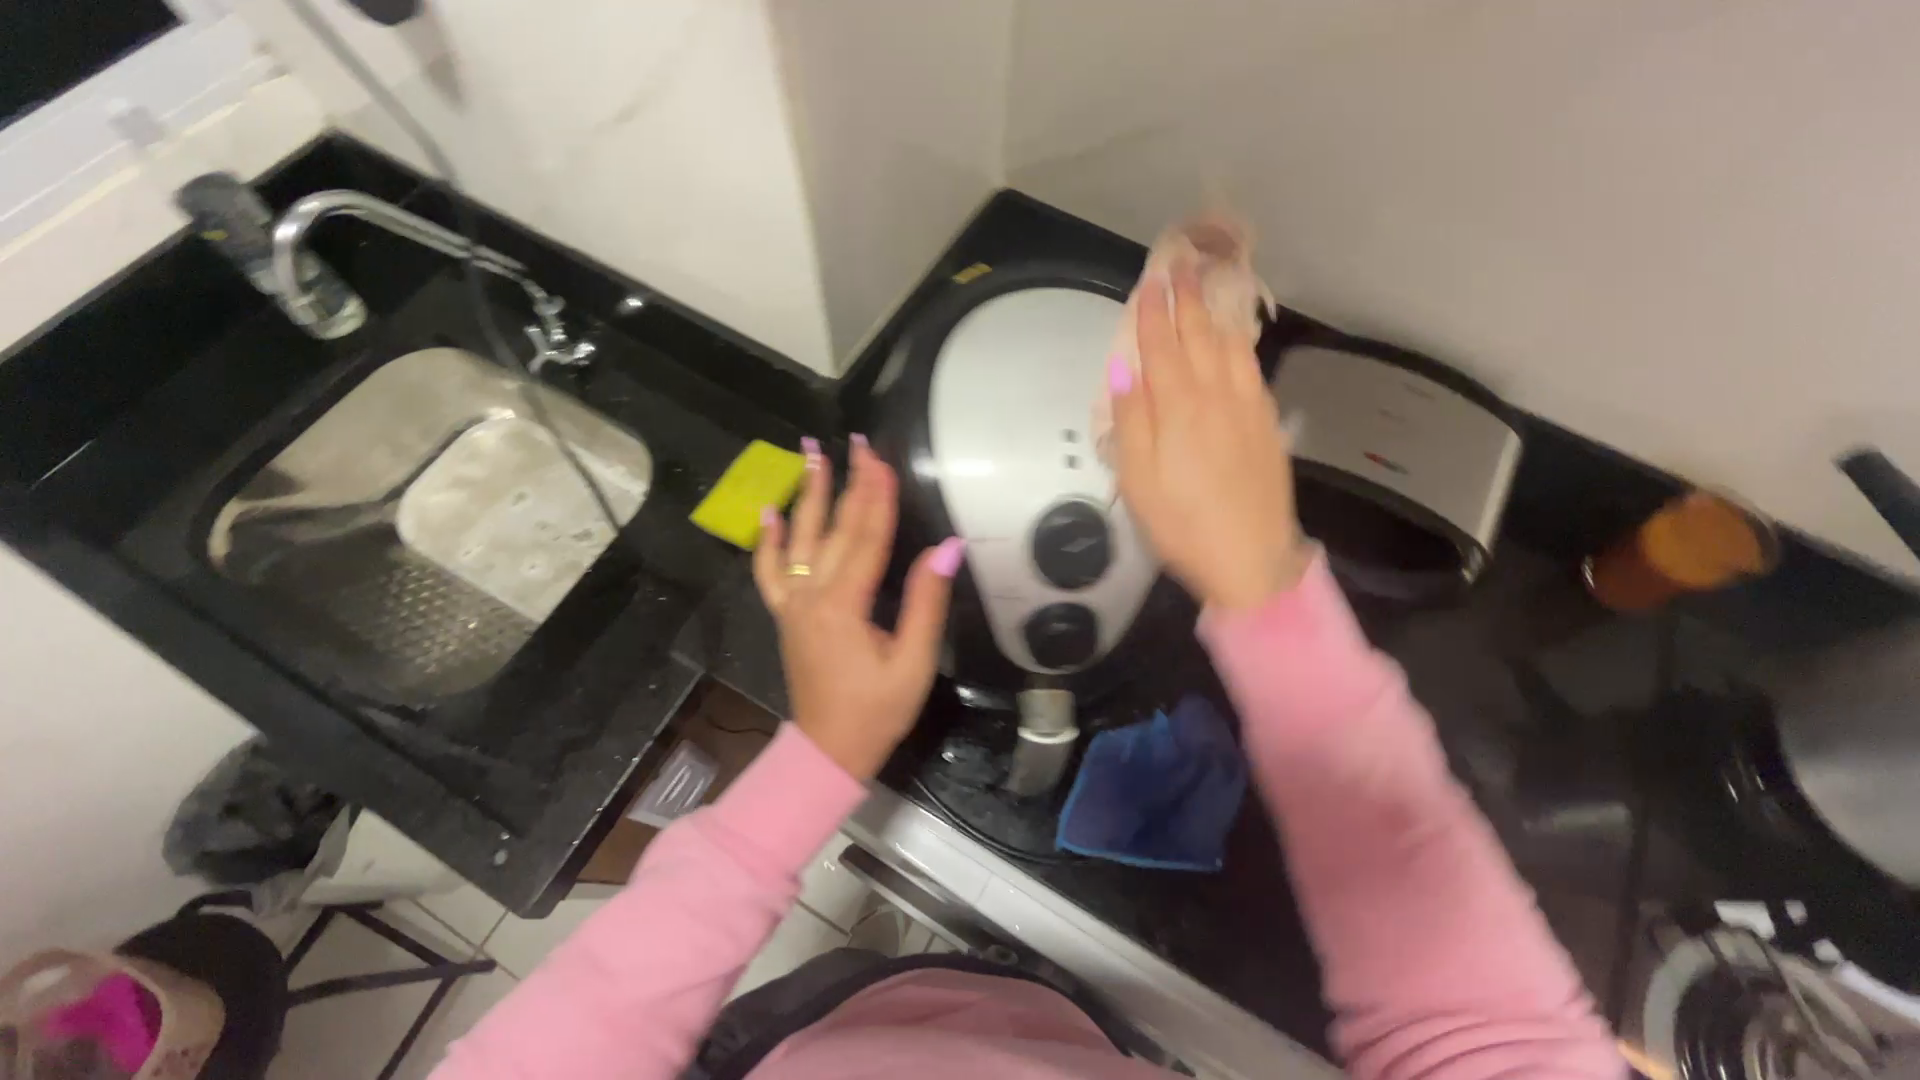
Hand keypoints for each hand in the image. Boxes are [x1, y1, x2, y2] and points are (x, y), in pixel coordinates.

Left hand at [752, 436, 965, 779]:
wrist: (828, 751)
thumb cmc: (878, 711)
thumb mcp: (913, 663)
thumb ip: (926, 603)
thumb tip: (948, 548)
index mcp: (845, 605)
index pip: (867, 537)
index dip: (878, 495)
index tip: (882, 456)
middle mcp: (812, 596)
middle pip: (835, 529)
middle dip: (848, 483)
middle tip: (855, 442)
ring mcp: (793, 605)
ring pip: (799, 540)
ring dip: (806, 495)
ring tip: (809, 454)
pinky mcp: (785, 617)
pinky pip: (770, 573)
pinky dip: (768, 542)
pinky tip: (768, 513)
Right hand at [1109, 260, 1312, 610]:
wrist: (1251, 559)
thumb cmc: (1182, 525)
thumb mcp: (1138, 480)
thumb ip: (1131, 420)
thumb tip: (1123, 369)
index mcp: (1179, 408)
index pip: (1162, 347)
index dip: (1154, 312)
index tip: (1150, 281)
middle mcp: (1216, 397)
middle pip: (1200, 337)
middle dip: (1188, 299)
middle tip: (1182, 265)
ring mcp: (1248, 409)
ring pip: (1231, 348)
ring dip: (1216, 314)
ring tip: (1209, 287)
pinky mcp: (1268, 426)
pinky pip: (1252, 371)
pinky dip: (1240, 346)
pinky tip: (1236, 341)